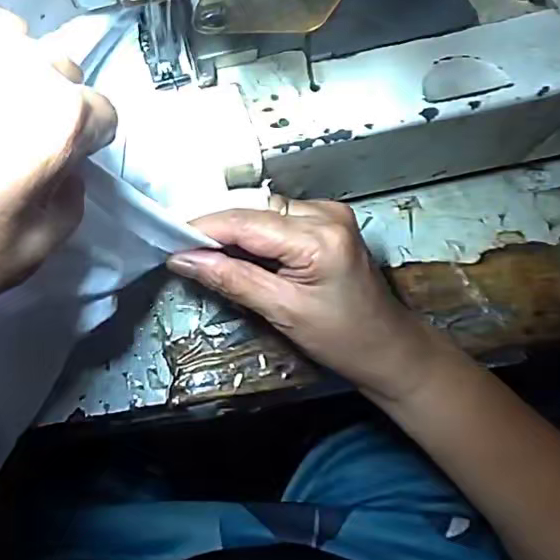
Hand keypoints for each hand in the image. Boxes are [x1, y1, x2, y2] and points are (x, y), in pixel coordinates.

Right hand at [168, 197, 457, 402]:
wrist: (389, 347)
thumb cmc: (343, 339)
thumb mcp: (281, 311)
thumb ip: (231, 278)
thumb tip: (185, 259)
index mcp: (319, 237)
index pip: (246, 222)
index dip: (205, 228)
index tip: (171, 240)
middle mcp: (325, 213)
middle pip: (253, 212)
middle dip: (218, 230)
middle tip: (184, 251)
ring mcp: (329, 212)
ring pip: (262, 212)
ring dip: (235, 231)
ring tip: (207, 253)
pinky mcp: (327, 219)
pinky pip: (278, 217)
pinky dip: (255, 233)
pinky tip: (241, 252)